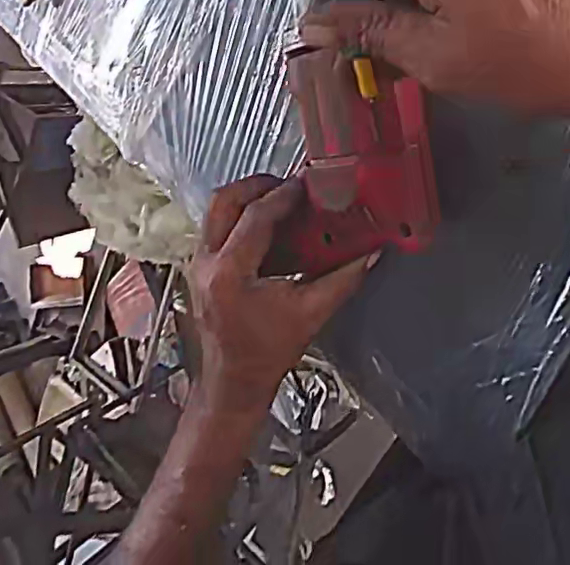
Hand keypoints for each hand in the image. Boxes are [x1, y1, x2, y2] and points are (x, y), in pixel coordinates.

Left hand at [186, 176, 371, 418]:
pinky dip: (241, 215)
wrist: (233, 384)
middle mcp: (207, 263)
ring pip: (216, 209)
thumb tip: (371, 253)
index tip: (306, 184)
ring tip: (279, 197)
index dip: (284, 196)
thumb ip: (343, 280)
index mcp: (230, 273)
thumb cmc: (266, 353)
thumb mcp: (310, 314)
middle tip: (288, 184)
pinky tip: (268, 223)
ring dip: (247, 196)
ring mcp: (198, 264)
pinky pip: (217, 225)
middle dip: (257, 185)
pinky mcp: (200, 268)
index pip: (256, 216)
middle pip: (224, 200)